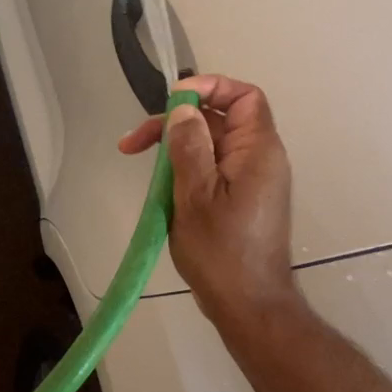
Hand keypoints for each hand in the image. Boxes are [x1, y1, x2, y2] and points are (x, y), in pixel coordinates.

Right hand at [118, 74, 296, 322]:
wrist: (247, 302)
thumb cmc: (221, 251)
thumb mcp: (196, 197)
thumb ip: (190, 149)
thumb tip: (183, 111)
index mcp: (257, 151)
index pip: (243, 97)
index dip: (209, 89)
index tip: (170, 103)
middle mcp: (259, 159)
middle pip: (219, 121)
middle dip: (176, 124)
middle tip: (132, 144)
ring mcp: (251, 181)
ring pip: (211, 147)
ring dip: (174, 149)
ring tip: (138, 164)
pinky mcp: (239, 200)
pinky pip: (212, 170)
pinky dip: (184, 169)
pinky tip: (160, 186)